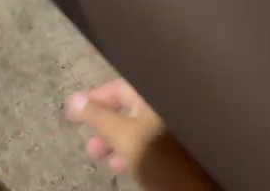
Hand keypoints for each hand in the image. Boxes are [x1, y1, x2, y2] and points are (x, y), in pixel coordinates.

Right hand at [66, 80, 218, 189]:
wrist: (197, 182)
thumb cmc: (157, 152)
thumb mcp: (121, 135)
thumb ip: (96, 115)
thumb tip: (72, 98)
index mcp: (149, 93)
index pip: (114, 89)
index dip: (92, 101)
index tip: (74, 114)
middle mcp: (161, 104)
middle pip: (125, 109)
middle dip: (103, 127)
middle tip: (90, 145)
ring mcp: (172, 126)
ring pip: (137, 128)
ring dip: (116, 142)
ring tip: (103, 160)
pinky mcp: (179, 147)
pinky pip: (150, 141)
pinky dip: (134, 150)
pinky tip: (125, 166)